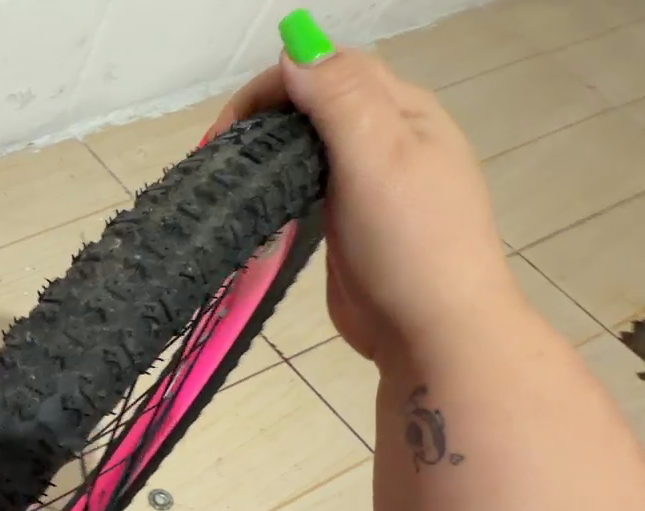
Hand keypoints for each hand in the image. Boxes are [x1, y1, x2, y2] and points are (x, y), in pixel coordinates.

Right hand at [205, 16, 523, 365]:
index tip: (220, 134)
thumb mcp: (378, 159)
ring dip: (265, 148)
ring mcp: (367, 182)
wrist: (430, 325)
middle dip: (260, 116)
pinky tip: (256, 204)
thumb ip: (341, 101)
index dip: (270, 86)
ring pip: (309, 143)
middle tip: (213, 160)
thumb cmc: (409, 241)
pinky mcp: (348, 221)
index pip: (328, 68)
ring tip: (225, 179)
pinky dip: (275, 182)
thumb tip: (296, 52)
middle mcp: (385, 137)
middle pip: (316, 101)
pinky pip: (307, 184)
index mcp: (400, 111)